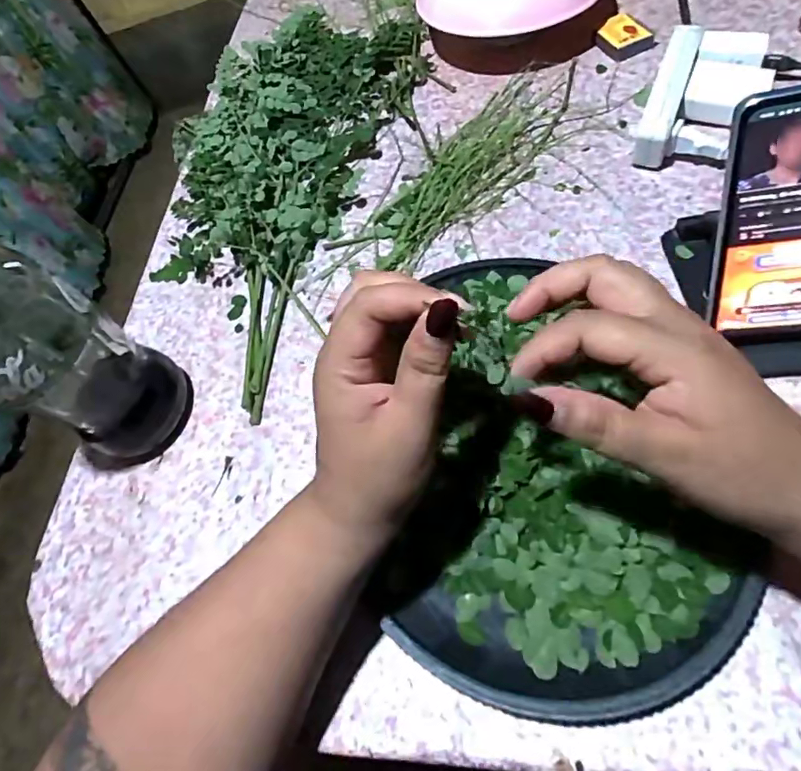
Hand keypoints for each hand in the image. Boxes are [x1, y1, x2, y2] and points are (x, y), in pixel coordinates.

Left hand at [306, 271, 460, 543]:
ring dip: (416, 300)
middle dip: (414, 291)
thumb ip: (425, 365)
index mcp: (339, 360)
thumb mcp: (410, 423)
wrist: (358, 513)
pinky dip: (419, 317)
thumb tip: (446, 309)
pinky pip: (393, 321)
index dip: (414, 296)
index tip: (461, 313)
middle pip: (369, 288)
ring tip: (453, 323)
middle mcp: (343, 346)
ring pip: (380, 298)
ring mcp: (357, 351)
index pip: (368, 302)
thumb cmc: (381, 476)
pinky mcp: (374, 360)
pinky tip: (443, 334)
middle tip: (457, 317)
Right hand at [508, 256, 800, 535]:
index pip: (590, 325)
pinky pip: (629, 305)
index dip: (544, 347)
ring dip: (572, 289)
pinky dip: (591, 307)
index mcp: (673, 347)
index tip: (516, 381)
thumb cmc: (740, 473)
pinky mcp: (682, 341)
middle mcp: (677, 322)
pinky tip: (576, 341)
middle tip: (516, 316)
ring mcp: (682, 326)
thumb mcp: (663, 456)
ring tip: (536, 319)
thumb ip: (595, 423)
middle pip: (605, 272)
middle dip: (553, 284)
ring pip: (618, 280)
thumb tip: (527, 400)